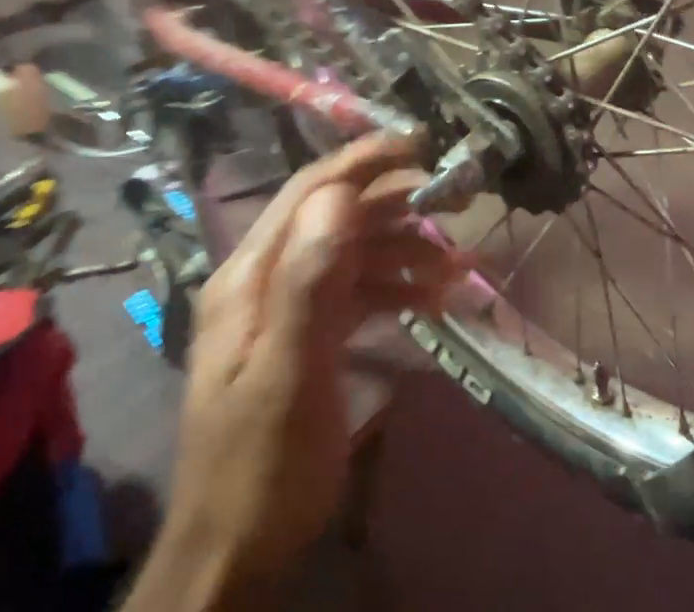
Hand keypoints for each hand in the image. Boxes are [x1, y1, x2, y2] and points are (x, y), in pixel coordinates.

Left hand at [126, 134, 467, 608]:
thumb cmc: (263, 463)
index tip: (422, 146)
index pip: (310, 193)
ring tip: (459, 269)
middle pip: (335, 219)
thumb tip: (340, 194)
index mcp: (250, 278)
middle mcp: (263, 281)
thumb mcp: (290, 373)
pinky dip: (395, 290)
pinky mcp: (306, 339)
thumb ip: (310, 282)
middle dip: (397, 207)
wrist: (234, 547)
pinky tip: (432, 302)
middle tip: (457, 206)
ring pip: (352, 256)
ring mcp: (284, 310)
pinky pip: (355, 294)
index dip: (364, 161)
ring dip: (405, 254)